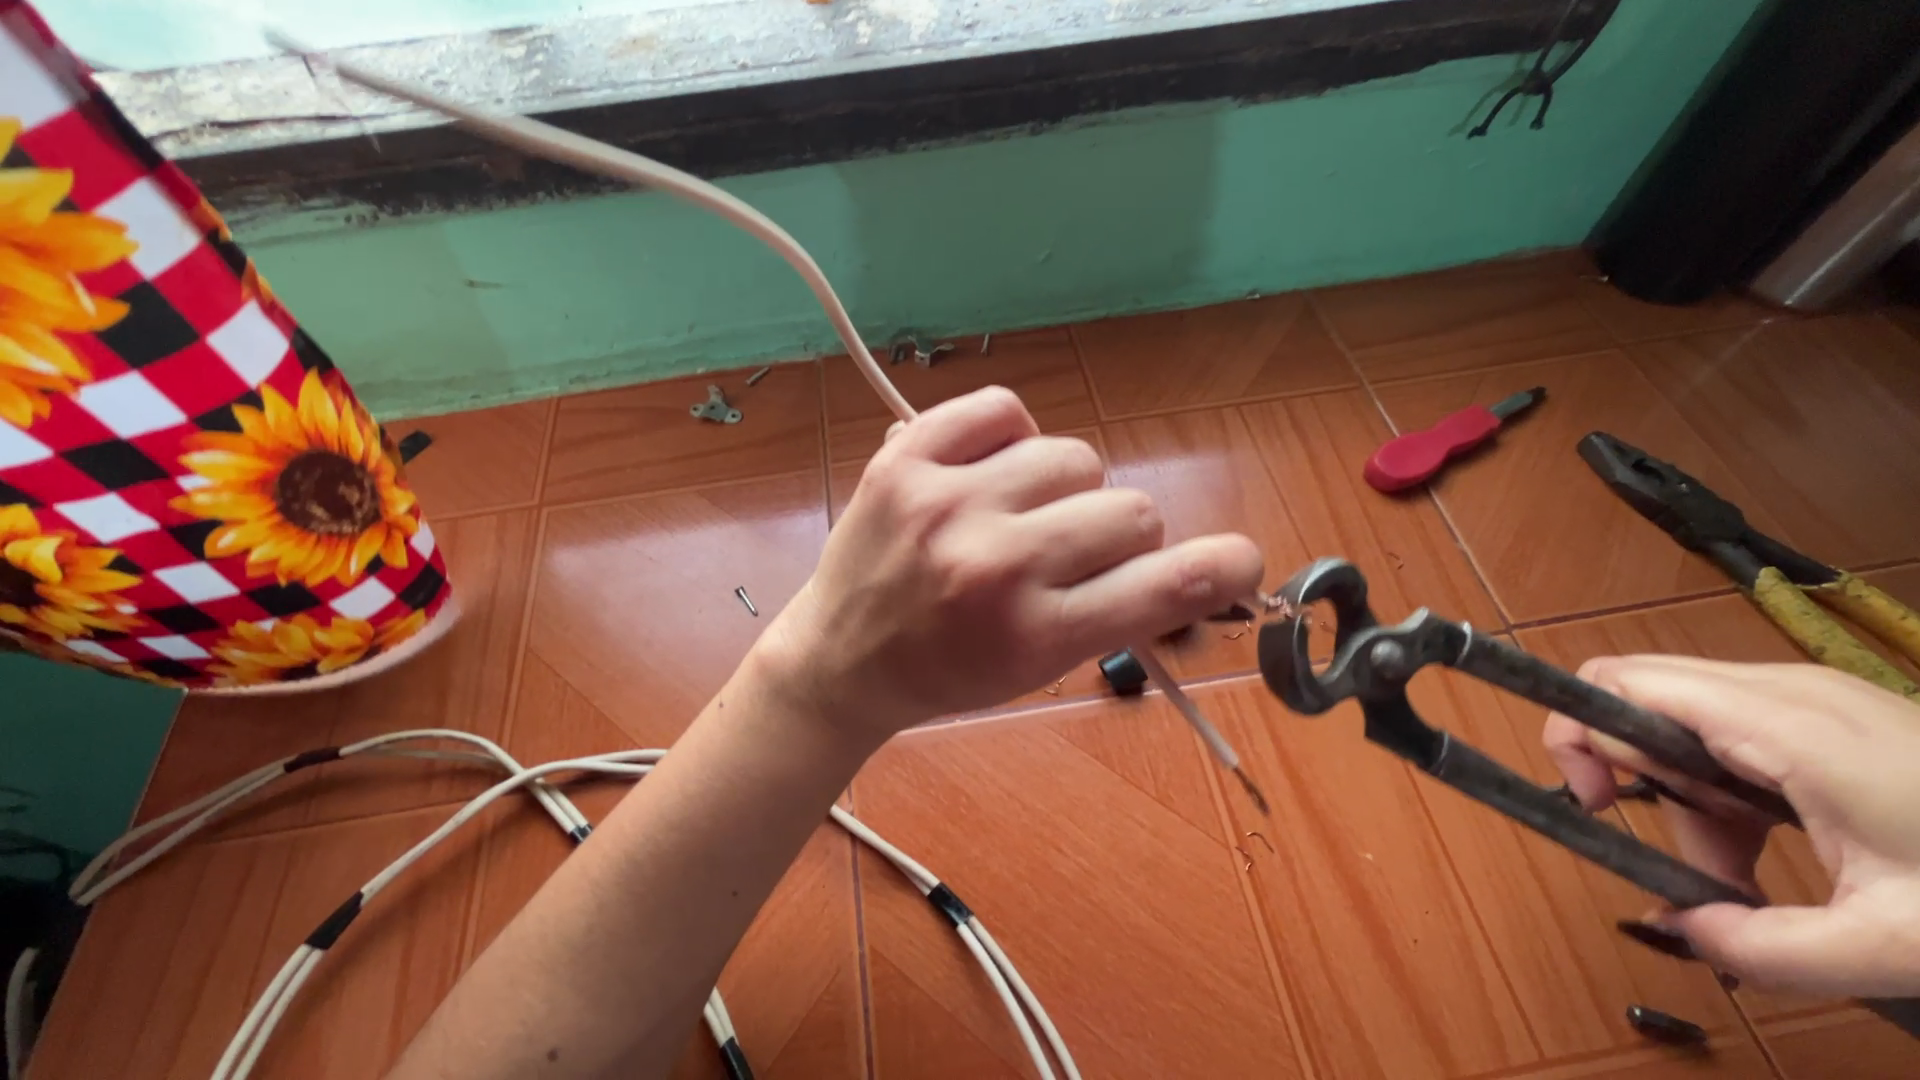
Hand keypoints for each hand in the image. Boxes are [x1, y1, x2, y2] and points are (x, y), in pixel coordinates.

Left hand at [757, 386, 1262, 736]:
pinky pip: (1002, 407)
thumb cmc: (950, 672)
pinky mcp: (905, 458)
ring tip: (1019, 515)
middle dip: (1119, 537)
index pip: (1165, 585)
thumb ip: (1121, 619)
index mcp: (1035, 634)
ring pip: (1074, 456)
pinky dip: (1010, 434)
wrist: (840, 659)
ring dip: (1064, 489)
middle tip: (1071, 556)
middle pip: (1132, 511)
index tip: (1239, 563)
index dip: (1223, 568)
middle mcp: (995, 563)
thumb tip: (1201, 577)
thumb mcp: (1041, 670)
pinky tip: (988, 471)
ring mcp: (947, 501)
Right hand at [1544, 656, 1919, 997]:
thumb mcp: (1897, 945)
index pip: (1618, 683)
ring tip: (1733, 871)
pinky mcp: (1823, 710)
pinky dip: (1718, 785)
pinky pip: (1723, 728)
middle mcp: (1782, 689)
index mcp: (1784, 723)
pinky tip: (1765, 841)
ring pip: (1677, 715)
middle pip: (1636, 694)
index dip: (1577, 735)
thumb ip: (1766, 948)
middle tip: (1667, 846)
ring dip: (1679, 791)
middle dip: (1627, 770)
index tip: (1596, 804)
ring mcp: (1807, 693)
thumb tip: (1674, 932)